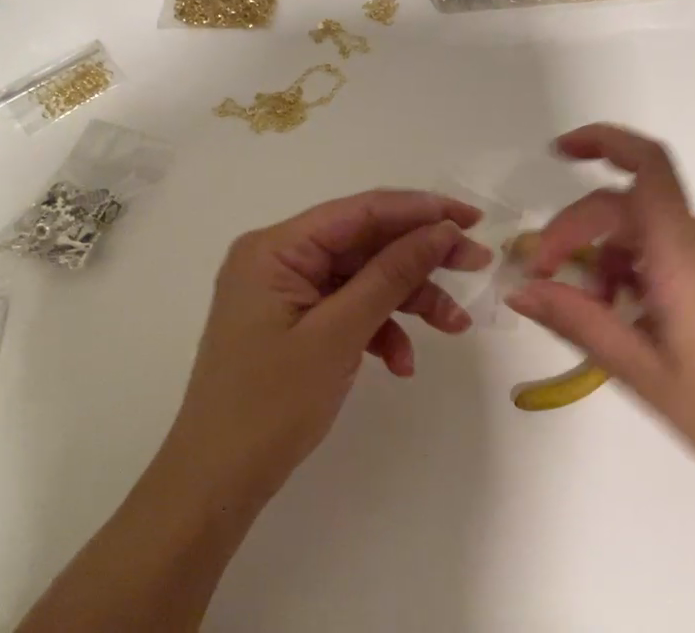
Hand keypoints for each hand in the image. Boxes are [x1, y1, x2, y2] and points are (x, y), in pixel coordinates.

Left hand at [160, 190, 491, 498]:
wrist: (216, 484)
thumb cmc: (270, 404)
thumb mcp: (340, 333)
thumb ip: (393, 274)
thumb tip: (443, 229)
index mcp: (277, 249)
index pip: (363, 210)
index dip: (422, 210)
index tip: (474, 220)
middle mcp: (282, 259)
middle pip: (370, 243)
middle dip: (424, 258)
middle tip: (478, 265)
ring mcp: (290, 292)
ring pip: (369, 277)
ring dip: (412, 301)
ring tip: (456, 327)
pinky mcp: (300, 323)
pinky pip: (355, 309)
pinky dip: (385, 330)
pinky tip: (403, 363)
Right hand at [506, 125, 694, 479]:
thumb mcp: (642, 372)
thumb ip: (579, 322)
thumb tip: (521, 289)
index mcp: (685, 256)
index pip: (647, 167)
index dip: (603, 142)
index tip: (559, 154)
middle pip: (639, 206)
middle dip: (588, 233)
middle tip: (555, 283)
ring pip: (663, 230)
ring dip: (623, 258)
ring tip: (612, 317)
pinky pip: (691, 247)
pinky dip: (657, 265)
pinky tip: (653, 318)